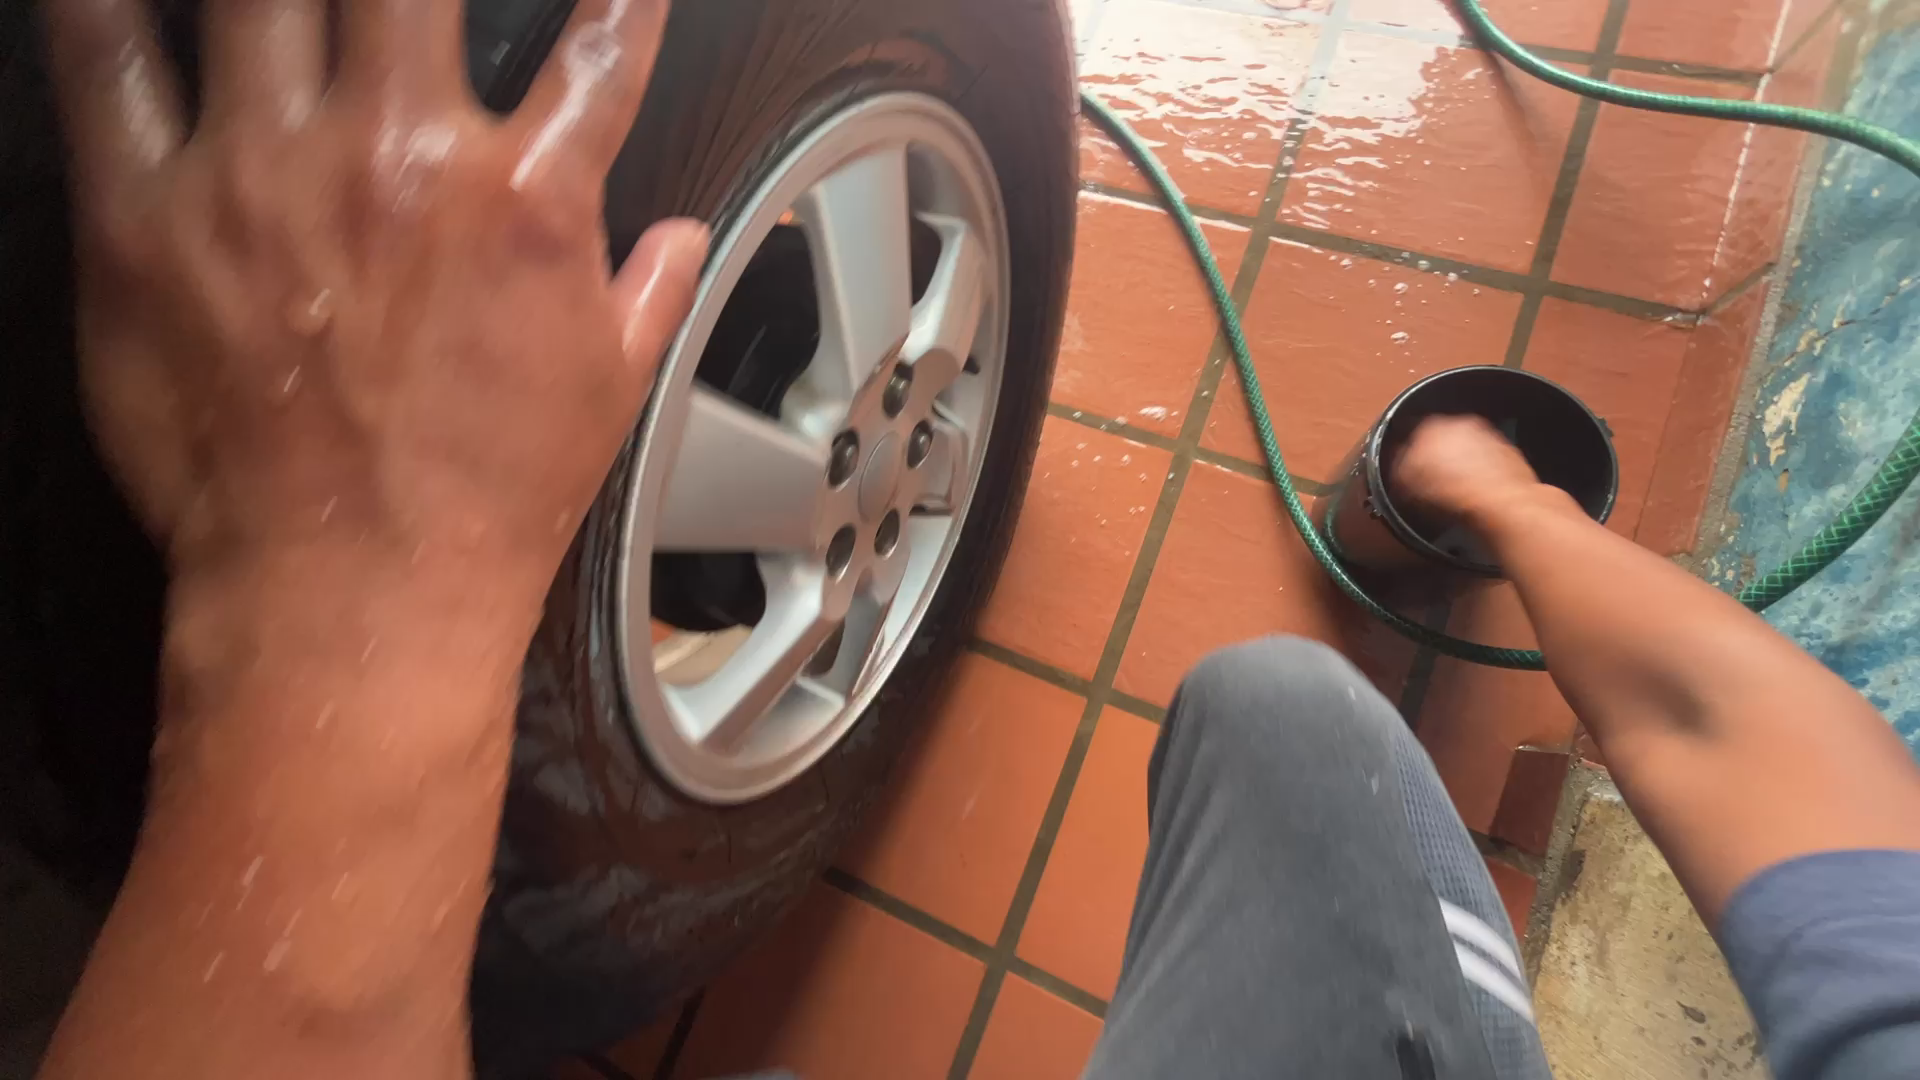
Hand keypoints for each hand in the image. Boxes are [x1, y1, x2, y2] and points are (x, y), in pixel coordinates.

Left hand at [42, 0, 706, 611]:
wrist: (369, 576)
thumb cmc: (504, 483)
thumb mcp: (614, 389)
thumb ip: (653, 291)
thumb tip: (684, 238)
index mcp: (529, 210)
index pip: (599, 61)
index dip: (621, 7)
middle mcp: (402, 163)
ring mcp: (264, 173)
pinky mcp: (144, 214)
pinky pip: (95, 51)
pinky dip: (103, 3)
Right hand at [1390, 414, 1542, 529]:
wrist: (1499, 503)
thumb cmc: (1450, 491)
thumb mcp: (1404, 482)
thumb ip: (1396, 465)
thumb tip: (1395, 462)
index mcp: (1430, 425)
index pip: (1409, 431)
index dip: (1403, 451)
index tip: (1402, 465)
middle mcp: (1460, 423)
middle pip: (1438, 437)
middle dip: (1432, 454)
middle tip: (1425, 477)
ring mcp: (1487, 436)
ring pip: (1463, 447)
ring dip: (1457, 462)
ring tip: (1450, 487)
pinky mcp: (1509, 452)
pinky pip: (1485, 459)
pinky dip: (1478, 470)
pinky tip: (1472, 490)